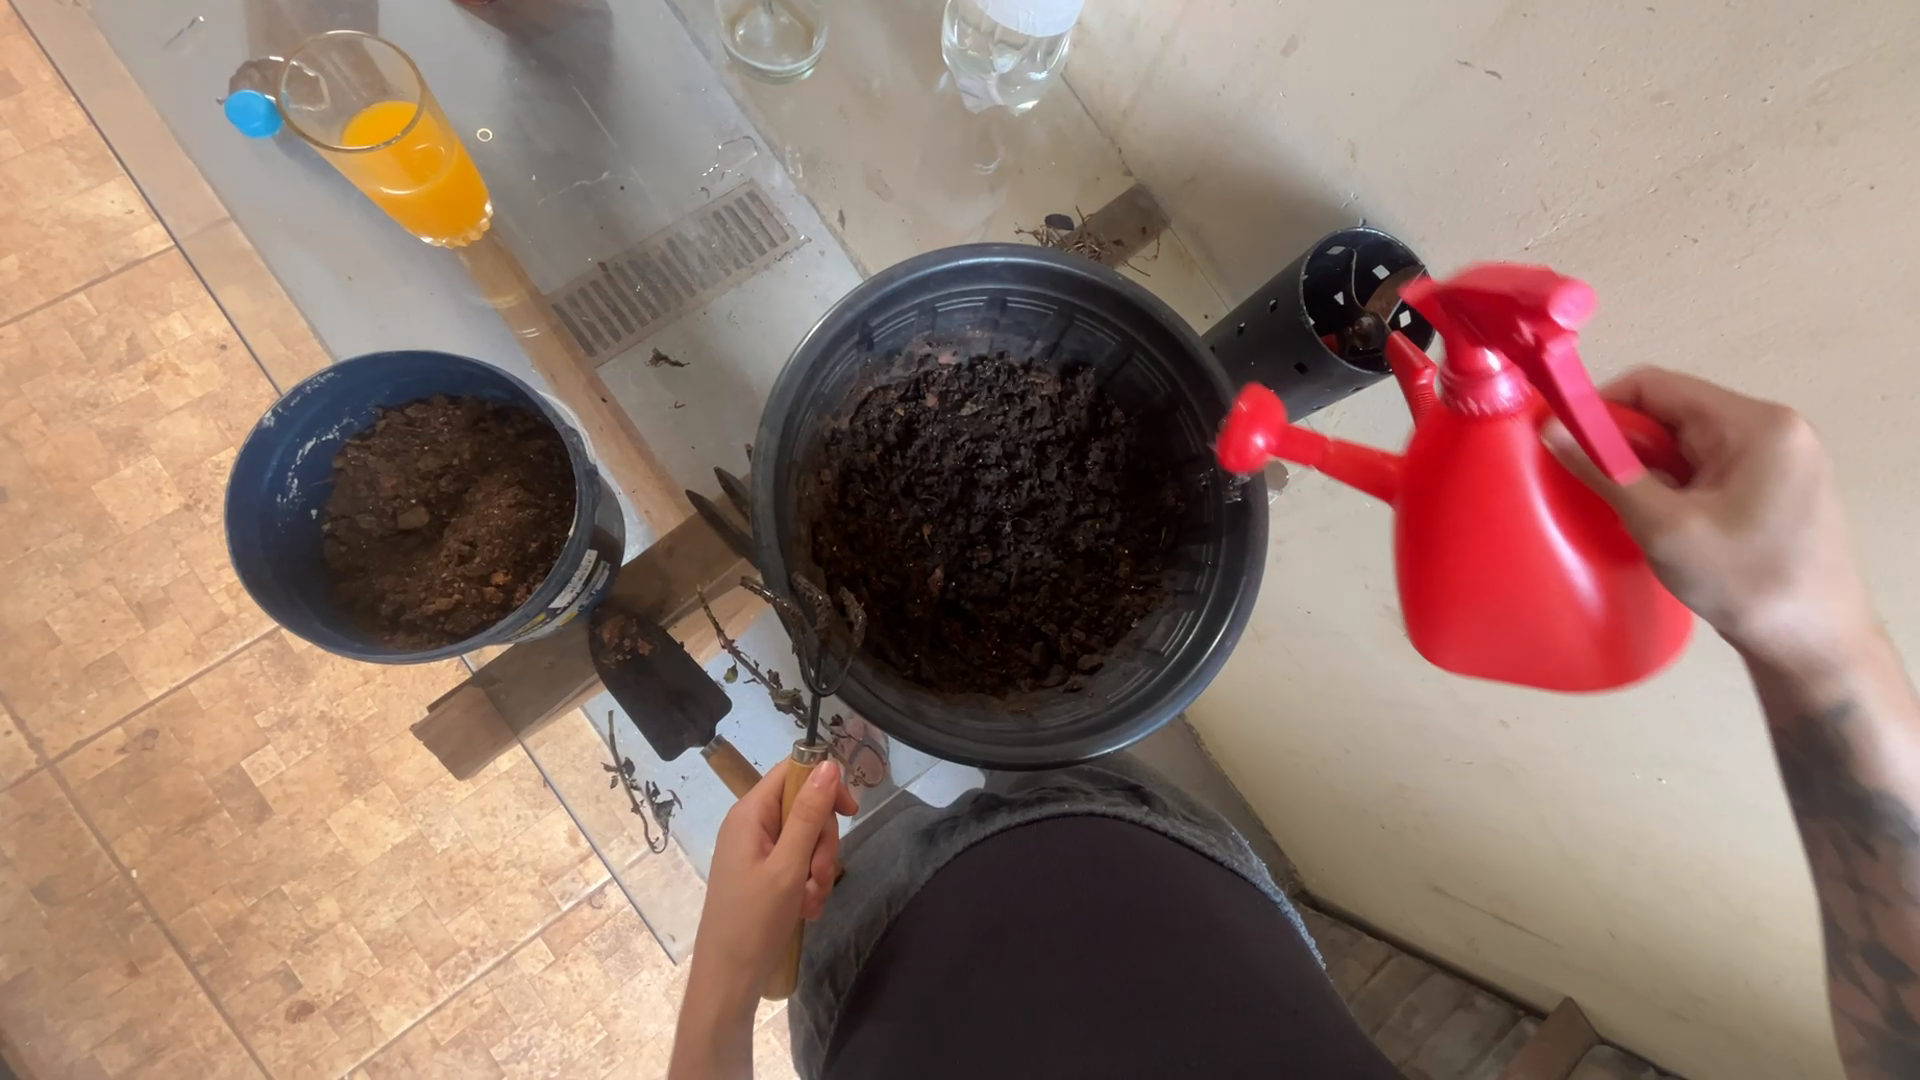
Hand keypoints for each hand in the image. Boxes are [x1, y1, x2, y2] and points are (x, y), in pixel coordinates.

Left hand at [695, 759, 857, 990]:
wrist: (727, 984)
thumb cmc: (753, 922)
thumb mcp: (788, 865)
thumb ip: (809, 813)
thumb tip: (829, 763)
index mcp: (750, 813)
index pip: (794, 771)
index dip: (825, 785)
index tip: (849, 812)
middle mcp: (752, 825)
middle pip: (805, 807)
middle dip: (822, 841)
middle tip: (820, 873)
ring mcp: (757, 851)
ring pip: (806, 838)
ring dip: (819, 868)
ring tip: (811, 899)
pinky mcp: (763, 874)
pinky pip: (798, 863)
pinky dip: (809, 883)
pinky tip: (806, 909)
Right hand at [1544, 367, 1875, 668]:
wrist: (1811, 639)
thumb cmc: (1744, 578)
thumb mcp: (1661, 523)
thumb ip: (1603, 471)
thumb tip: (1549, 428)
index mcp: (1755, 425)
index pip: (1654, 386)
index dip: (1598, 406)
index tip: (1559, 440)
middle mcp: (1766, 430)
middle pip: (1663, 414)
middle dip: (1616, 444)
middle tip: (1586, 484)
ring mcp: (1766, 459)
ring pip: (1673, 443)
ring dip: (1634, 469)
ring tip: (1620, 509)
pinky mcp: (1759, 486)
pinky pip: (1689, 468)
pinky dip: (1656, 486)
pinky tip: (1648, 519)